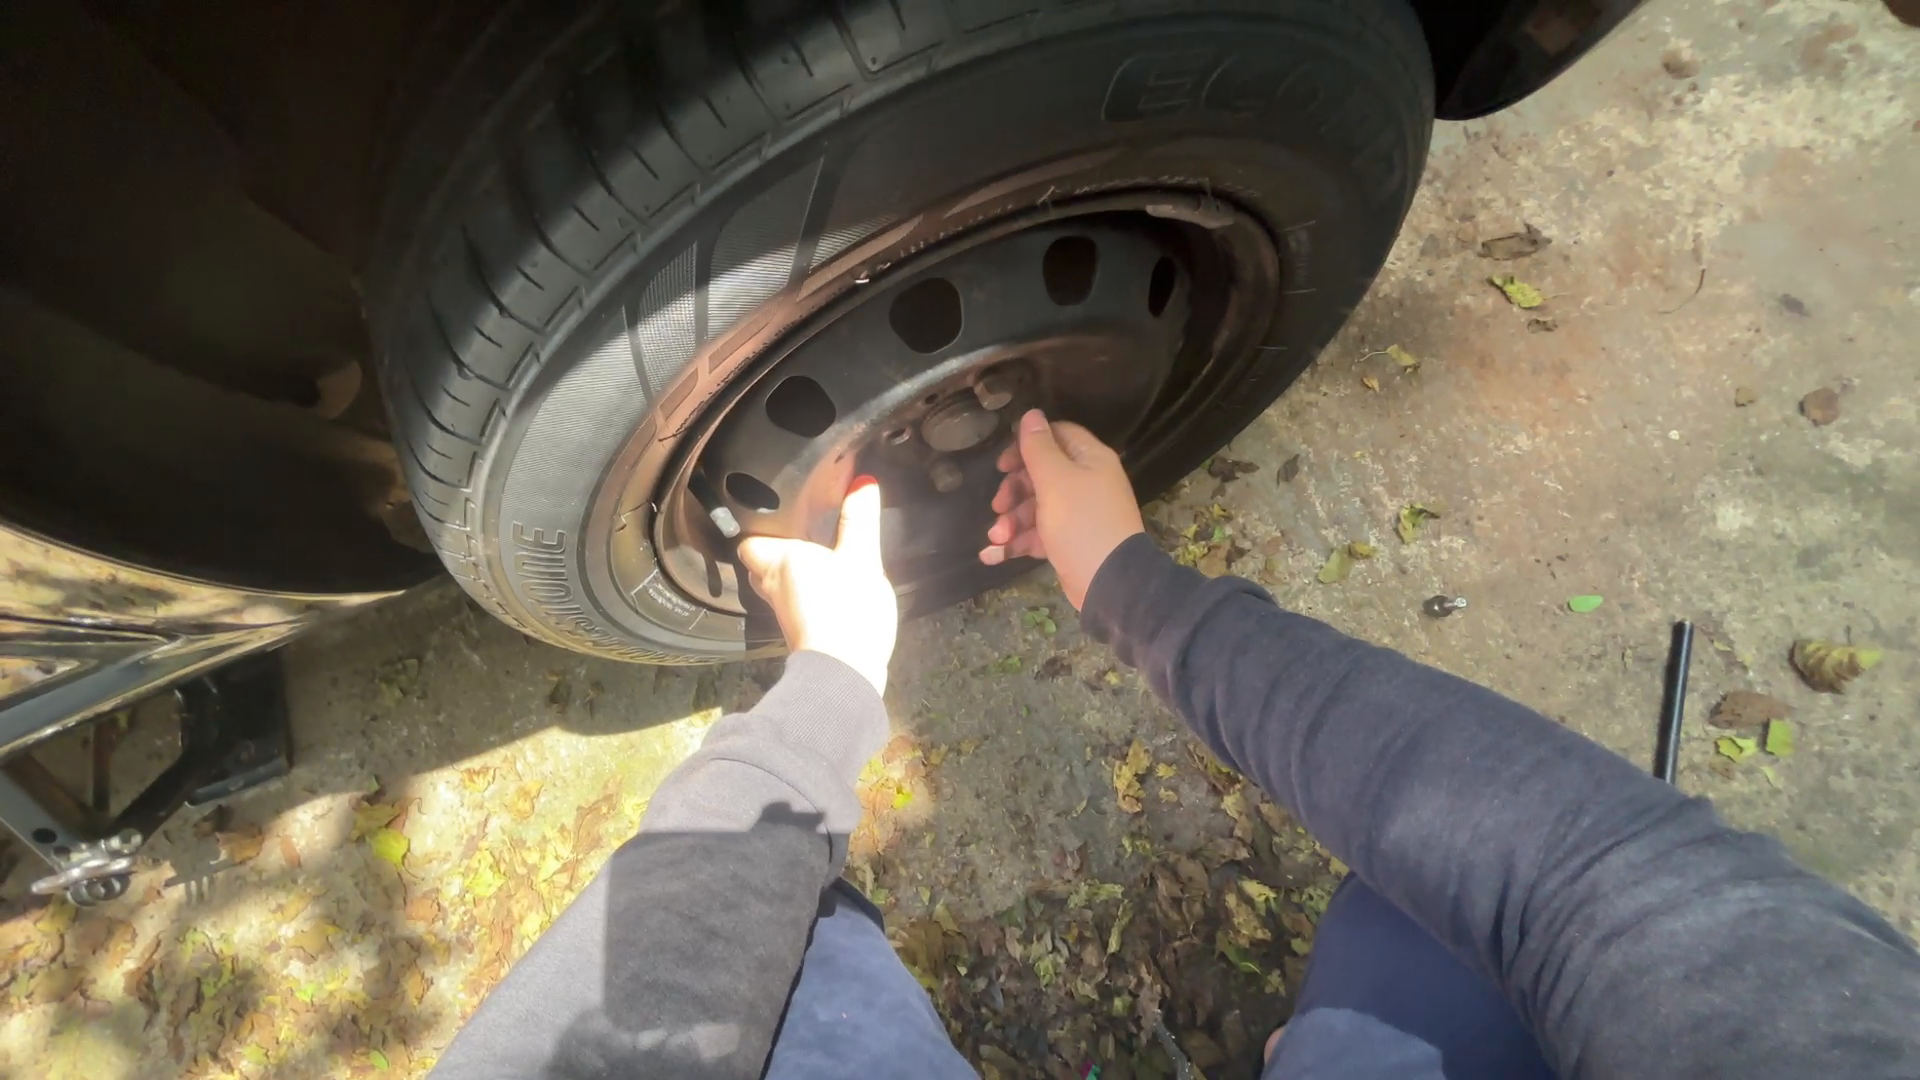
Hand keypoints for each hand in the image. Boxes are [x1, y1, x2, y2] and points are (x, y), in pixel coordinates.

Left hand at [738, 479, 897, 693]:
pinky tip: (827, 590)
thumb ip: (860, 520)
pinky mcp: (800, 632)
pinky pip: (795, 604)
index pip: (748, 542)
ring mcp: (785, 613)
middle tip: (798, 536)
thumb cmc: (847, 607)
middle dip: (775, 553)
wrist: (846, 671)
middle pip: (760, 565)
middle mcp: (773, 585)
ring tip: (815, 560)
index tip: (774, 517)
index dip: (757, 530)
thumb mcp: (862, 558)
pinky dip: (805, 596)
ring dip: (790, 576)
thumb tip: (863, 480)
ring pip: (777, 586)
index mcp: (780, 560)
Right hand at [977, 409, 1143, 609]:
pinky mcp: (1068, 542)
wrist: (1109, 584)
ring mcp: (1077, 514)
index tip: (1004, 464)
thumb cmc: (1082, 524)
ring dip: (1011, 521)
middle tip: (998, 506)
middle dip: (1013, 491)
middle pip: (1040, 474)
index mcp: (1089, 460)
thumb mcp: (1056, 481)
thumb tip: (1031, 414)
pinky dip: (1017, 542)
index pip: (1056, 436)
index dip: (1026, 445)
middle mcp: (1085, 482)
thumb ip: (1039, 447)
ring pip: (1035, 507)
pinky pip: (1038, 534)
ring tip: (997, 537)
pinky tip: (993, 555)